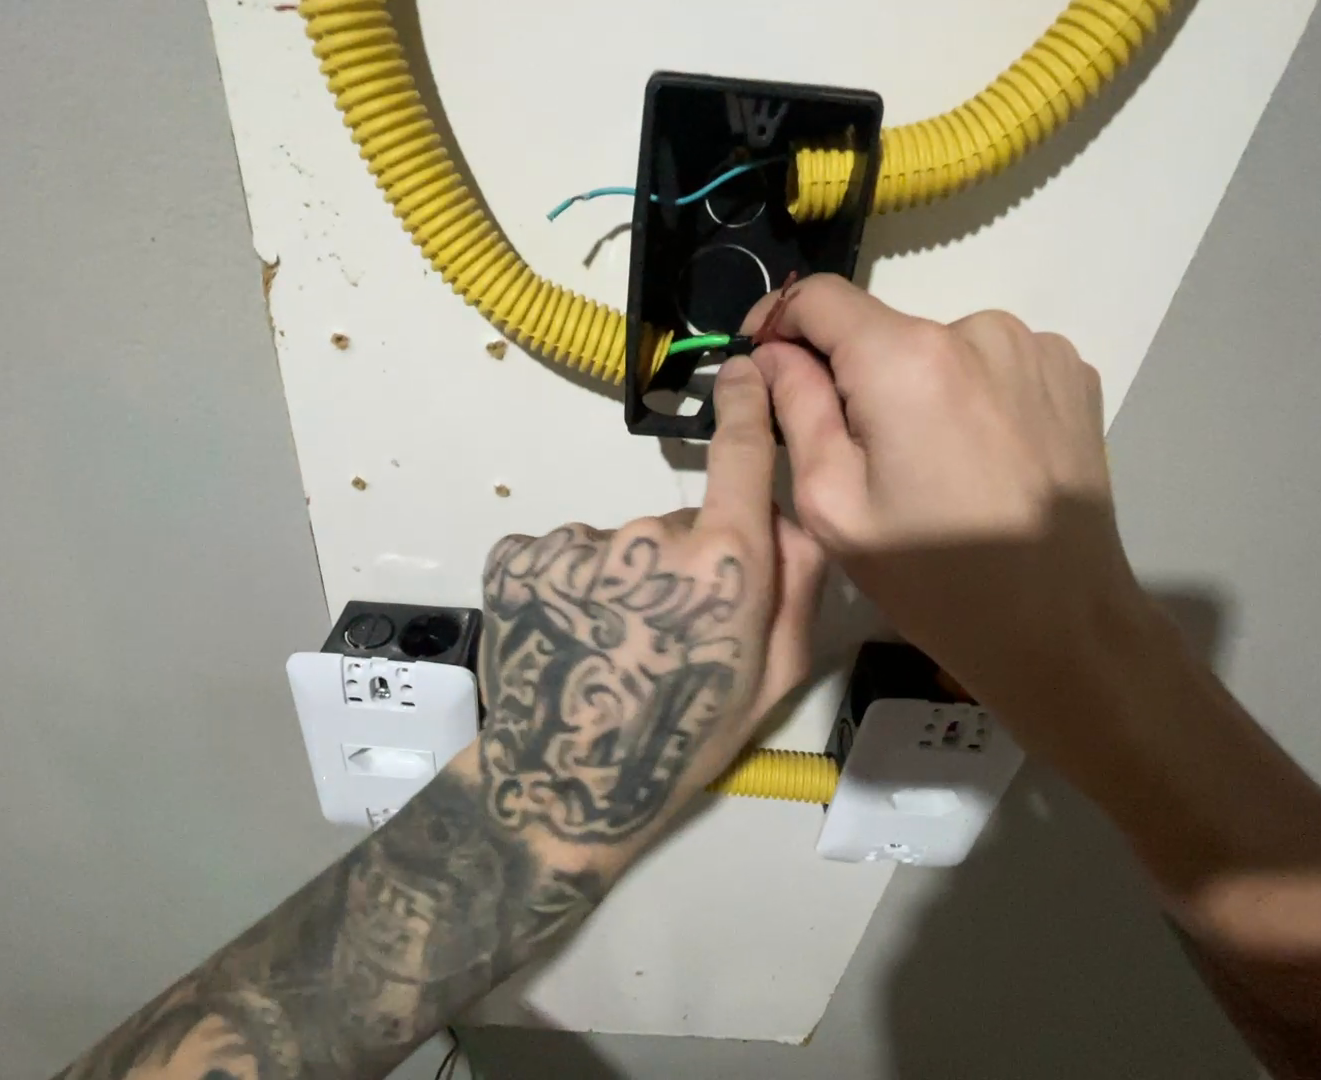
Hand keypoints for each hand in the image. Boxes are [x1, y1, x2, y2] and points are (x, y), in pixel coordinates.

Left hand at [476, 357, 823, 871]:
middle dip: (689, 559)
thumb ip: (799, 587)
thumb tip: (791, 512)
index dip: (747, 407)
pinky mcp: (521, 556)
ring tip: (617, 644)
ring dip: (629, 576)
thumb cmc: (681, 742)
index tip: (743, 370)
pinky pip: (568, 551)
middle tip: (672, 630)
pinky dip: (576, 581)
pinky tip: (574, 633)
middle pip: (684, 521)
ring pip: (624, 542)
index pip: (742, 457)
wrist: (560, 785)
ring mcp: (577, 543)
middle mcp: (649, 536)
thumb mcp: (771, 680)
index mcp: (722, 566)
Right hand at [742, 275, 1150, 738]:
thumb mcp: (831, 503)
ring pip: (933, 349)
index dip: (778, 322)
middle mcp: (977, 328)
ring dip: (909, 389)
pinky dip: (963, 396)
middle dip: (848, 377)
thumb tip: (772, 352)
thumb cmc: (930, 576)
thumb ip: (794, 410)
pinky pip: (987, 365)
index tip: (764, 362)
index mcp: (906, 359)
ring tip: (924, 466)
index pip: (818, 296)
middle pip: (878, 329)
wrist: (1060, 625)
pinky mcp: (1071, 373)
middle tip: (851, 456)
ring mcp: (1035, 347)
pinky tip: (975, 458)